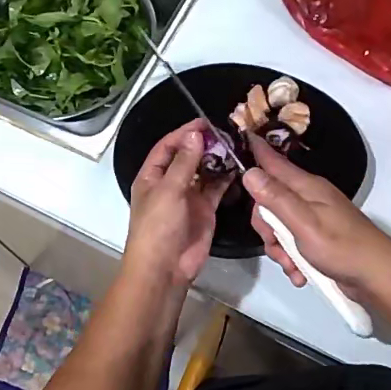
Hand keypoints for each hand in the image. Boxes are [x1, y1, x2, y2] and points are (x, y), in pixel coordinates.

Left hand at [124, 120, 230, 287]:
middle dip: (204, 144)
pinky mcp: (204, 210)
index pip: (167, 147)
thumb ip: (184, 162)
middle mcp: (169, 183)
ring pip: (204, 171)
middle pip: (187, 156)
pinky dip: (226, 178)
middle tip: (227, 132)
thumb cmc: (158, 226)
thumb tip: (195, 134)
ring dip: (217, 159)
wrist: (165, 267)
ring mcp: (188, 197)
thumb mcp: (168, 190)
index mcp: (152, 176)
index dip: (184, 133)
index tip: (206, 122)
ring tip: (236, 145)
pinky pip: (216, 188)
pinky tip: (239, 166)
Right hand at [242, 134, 390, 297]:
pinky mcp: (318, 238)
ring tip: (291, 265)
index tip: (240, 136)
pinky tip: (299, 273)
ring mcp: (314, 218)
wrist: (379, 278)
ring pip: (278, 226)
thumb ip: (276, 198)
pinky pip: (292, 243)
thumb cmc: (342, 248)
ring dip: (278, 248)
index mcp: (306, 187)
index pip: (273, 161)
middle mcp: (309, 197)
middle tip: (274, 243)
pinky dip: (292, 259)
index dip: (256, 150)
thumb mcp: (304, 223)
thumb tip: (250, 172)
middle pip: (269, 200)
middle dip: (266, 226)